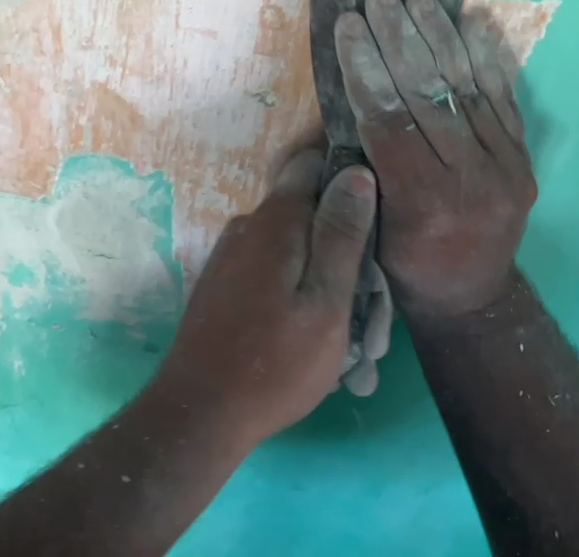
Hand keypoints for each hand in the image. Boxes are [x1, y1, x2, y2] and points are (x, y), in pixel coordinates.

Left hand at [147, 152, 377, 445]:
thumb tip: (355, 171)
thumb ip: (342, 234)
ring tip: (356, 358)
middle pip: (313, 220)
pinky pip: (278, 280)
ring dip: (333, 296)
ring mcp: (234, 257)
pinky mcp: (228, 285)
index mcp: (276, 220)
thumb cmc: (275, 363)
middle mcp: (250, 227)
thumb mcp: (327, 301)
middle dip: (351, 264)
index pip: (314, 165)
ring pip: (300, 257)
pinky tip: (324, 355)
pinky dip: (305, 307)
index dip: (351, 184)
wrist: (200, 413)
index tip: (377, 228)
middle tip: (375, 331)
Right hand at [335, 0, 536, 320]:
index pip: (388, 119)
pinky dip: (486, 59)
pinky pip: (504, 101)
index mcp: (421, 202)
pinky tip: (469, 24)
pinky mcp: (524, 160)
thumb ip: (361, 165)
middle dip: (399, 40)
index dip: (366, 67)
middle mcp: (468, 181)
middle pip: (428, 96)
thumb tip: (347, 96)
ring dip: (441, 38)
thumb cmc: (403, 263)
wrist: (472, 297)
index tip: (349, 24)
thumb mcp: (368, 225)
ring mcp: (504, 169)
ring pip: (469, 90)